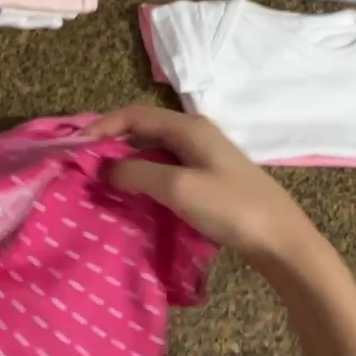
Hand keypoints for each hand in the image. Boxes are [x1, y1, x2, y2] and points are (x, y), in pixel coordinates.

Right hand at [86, 106, 318, 264]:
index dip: (102, 126)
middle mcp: (195, 134)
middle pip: (142, 130)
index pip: (134, 115)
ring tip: (102, 183)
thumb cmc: (231, 208)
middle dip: (111, 145)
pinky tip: (133, 195)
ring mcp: (203, 157)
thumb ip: (137, 172)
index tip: (75, 147)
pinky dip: (143, 177)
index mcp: (189, 127)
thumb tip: (106, 167)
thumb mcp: (178, 187)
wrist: (280, 240)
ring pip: (153, 151)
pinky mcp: (208, 179)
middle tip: (83, 166)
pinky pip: (165, 169)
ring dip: (126, 163)